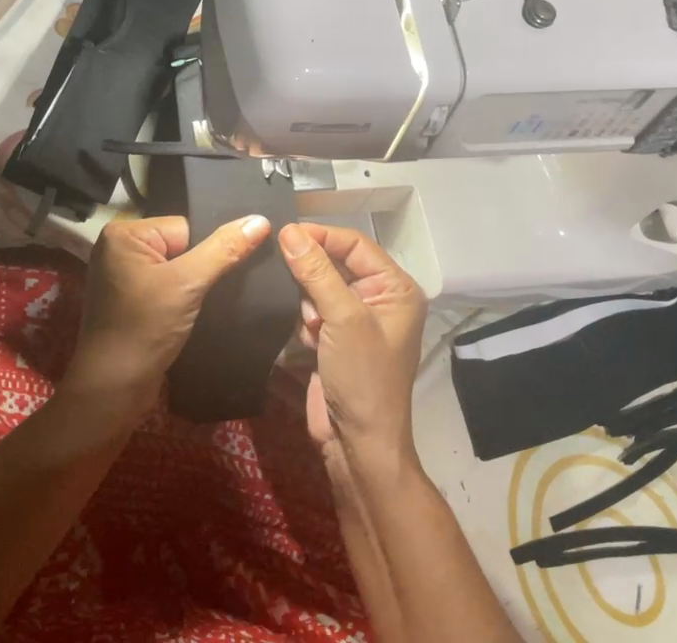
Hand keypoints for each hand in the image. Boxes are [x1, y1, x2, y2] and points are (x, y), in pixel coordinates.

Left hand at [65, 215, 270, 410]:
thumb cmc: (144, 330)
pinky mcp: (135, 303)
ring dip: (200, 285)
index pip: (186, 226)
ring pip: (181, 269)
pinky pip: (172, 288)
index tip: (229, 270)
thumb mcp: (188, 284)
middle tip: (229, 286)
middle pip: (185, 246)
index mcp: (125, 234)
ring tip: (217, 301)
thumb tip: (261, 219)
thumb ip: (224, 250)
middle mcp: (122, 249)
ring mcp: (127, 278)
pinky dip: (189, 299)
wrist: (113, 391)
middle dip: (206, 267)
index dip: (209, 249)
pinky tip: (204, 312)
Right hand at [279, 223, 427, 465]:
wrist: (358, 444)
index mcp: (396, 289)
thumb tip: (289, 232)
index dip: (321, 236)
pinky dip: (304, 320)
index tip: (283, 233)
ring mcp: (357, 321)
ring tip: (305, 321)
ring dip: (306, 300)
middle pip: (336, 263)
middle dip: (311, 272)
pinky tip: (305, 340)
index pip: (355, 244)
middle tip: (280, 268)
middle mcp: (380, 299)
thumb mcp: (342, 319)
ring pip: (319, 287)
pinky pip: (313, 312)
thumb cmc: (363, 377)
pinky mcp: (335, 340)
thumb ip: (316, 272)